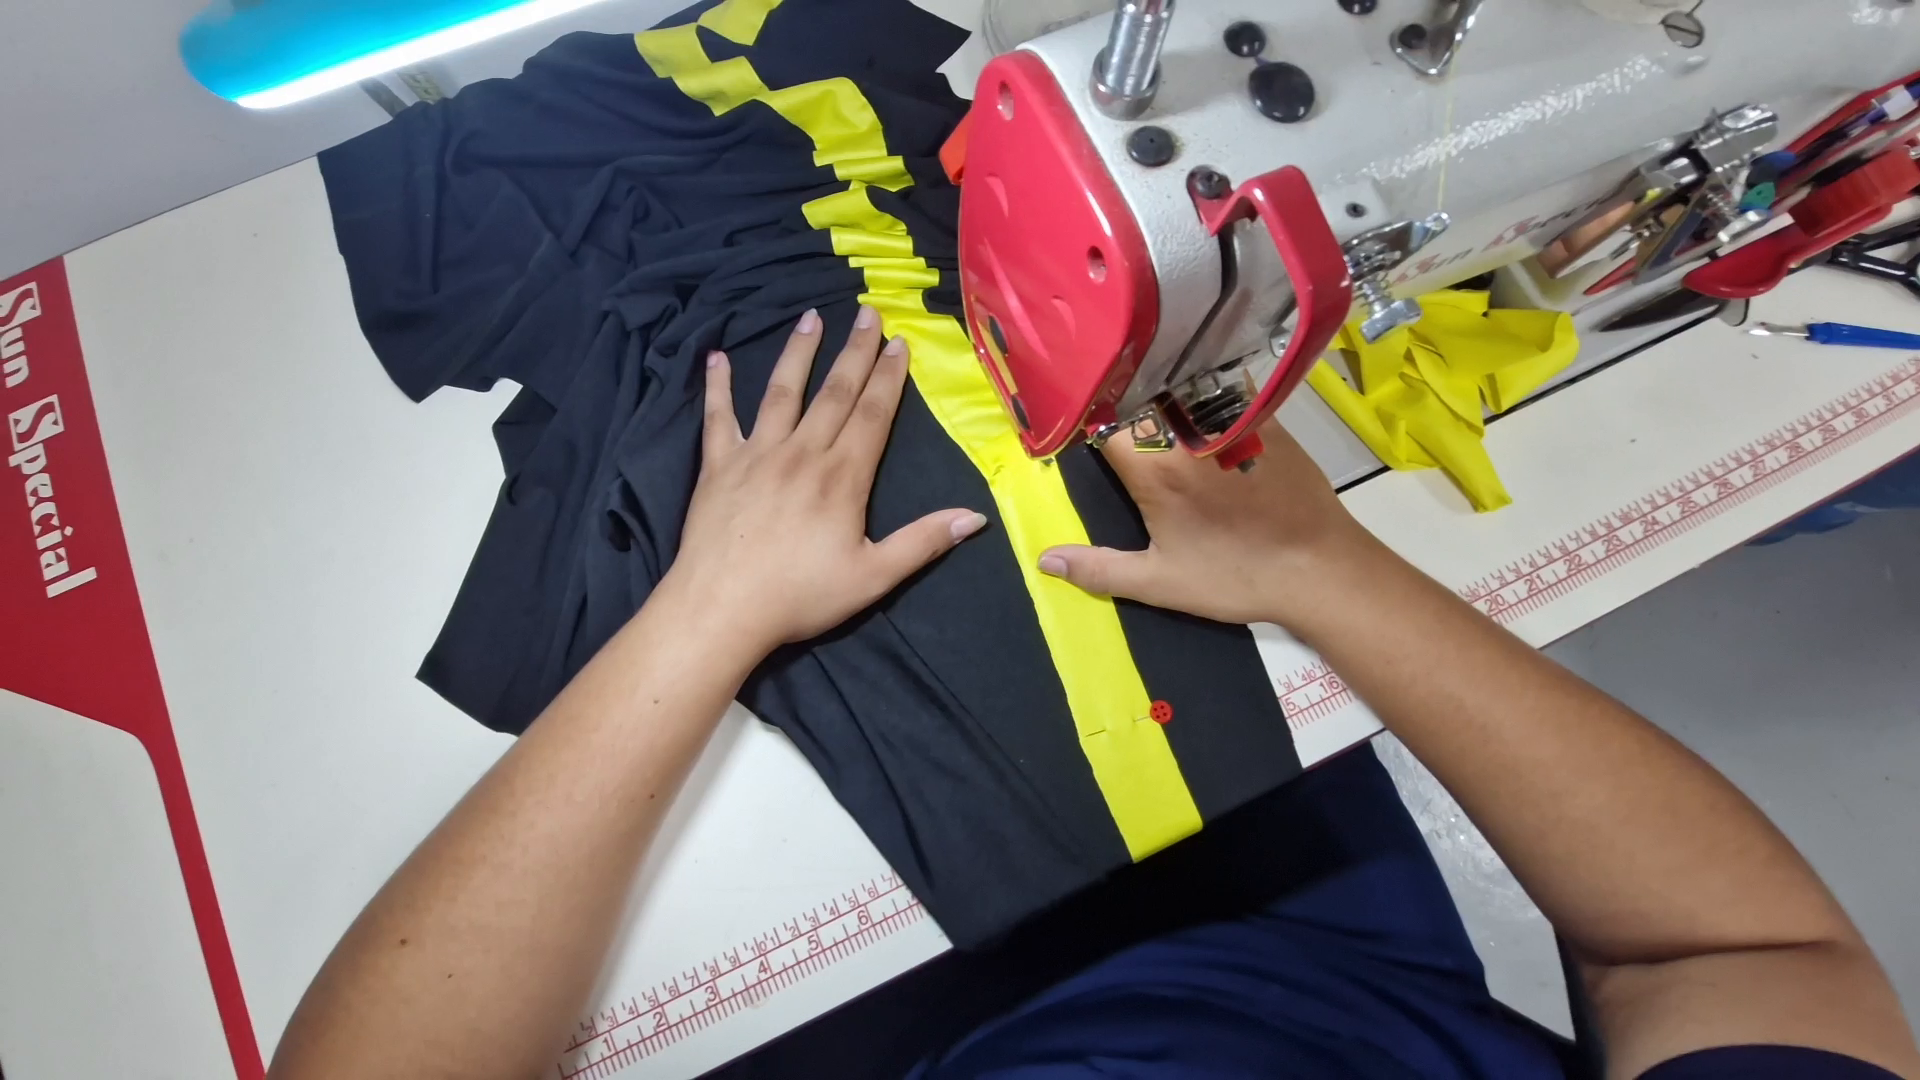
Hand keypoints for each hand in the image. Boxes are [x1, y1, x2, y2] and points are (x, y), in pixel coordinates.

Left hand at [658, 306, 986, 654]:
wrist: (722, 609)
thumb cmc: (801, 596)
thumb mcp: (874, 576)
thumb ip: (924, 542)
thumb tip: (976, 518)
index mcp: (843, 476)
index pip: (873, 414)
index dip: (889, 377)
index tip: (900, 343)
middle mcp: (802, 453)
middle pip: (835, 392)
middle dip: (855, 352)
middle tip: (867, 313)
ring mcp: (757, 455)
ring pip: (781, 392)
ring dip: (799, 353)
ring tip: (811, 318)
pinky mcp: (718, 467)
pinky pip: (719, 418)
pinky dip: (718, 387)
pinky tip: (717, 358)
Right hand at [1038, 421, 1377, 626]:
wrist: (1321, 568)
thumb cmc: (1236, 576)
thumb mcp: (1161, 582)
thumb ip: (1099, 570)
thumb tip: (1046, 561)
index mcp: (1155, 467)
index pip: (1104, 420)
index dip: (1086, 420)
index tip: (1076, 425)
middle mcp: (1188, 432)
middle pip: (1140, 395)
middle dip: (1120, 400)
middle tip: (1106, 405)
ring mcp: (1230, 419)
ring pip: (1180, 384)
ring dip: (1158, 388)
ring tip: (1144, 392)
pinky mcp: (1263, 417)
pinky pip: (1221, 388)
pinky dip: (1200, 388)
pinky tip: (1194, 399)